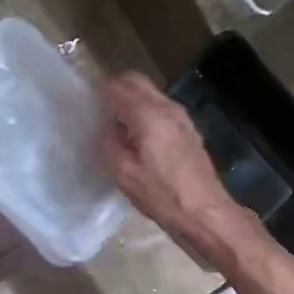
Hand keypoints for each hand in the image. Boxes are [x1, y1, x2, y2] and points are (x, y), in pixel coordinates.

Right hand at [98, 72, 253, 253]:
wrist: (205, 212)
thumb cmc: (162, 195)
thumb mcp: (123, 173)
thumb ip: (108, 142)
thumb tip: (104, 127)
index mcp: (149, 115)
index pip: (117, 86)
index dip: (99, 94)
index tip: (87, 110)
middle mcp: (167, 107)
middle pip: (136, 81)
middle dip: (115, 90)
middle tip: (100, 114)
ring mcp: (182, 117)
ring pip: (150, 93)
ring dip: (131, 101)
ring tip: (117, 128)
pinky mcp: (189, 130)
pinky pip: (161, 108)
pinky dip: (145, 113)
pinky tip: (138, 139)